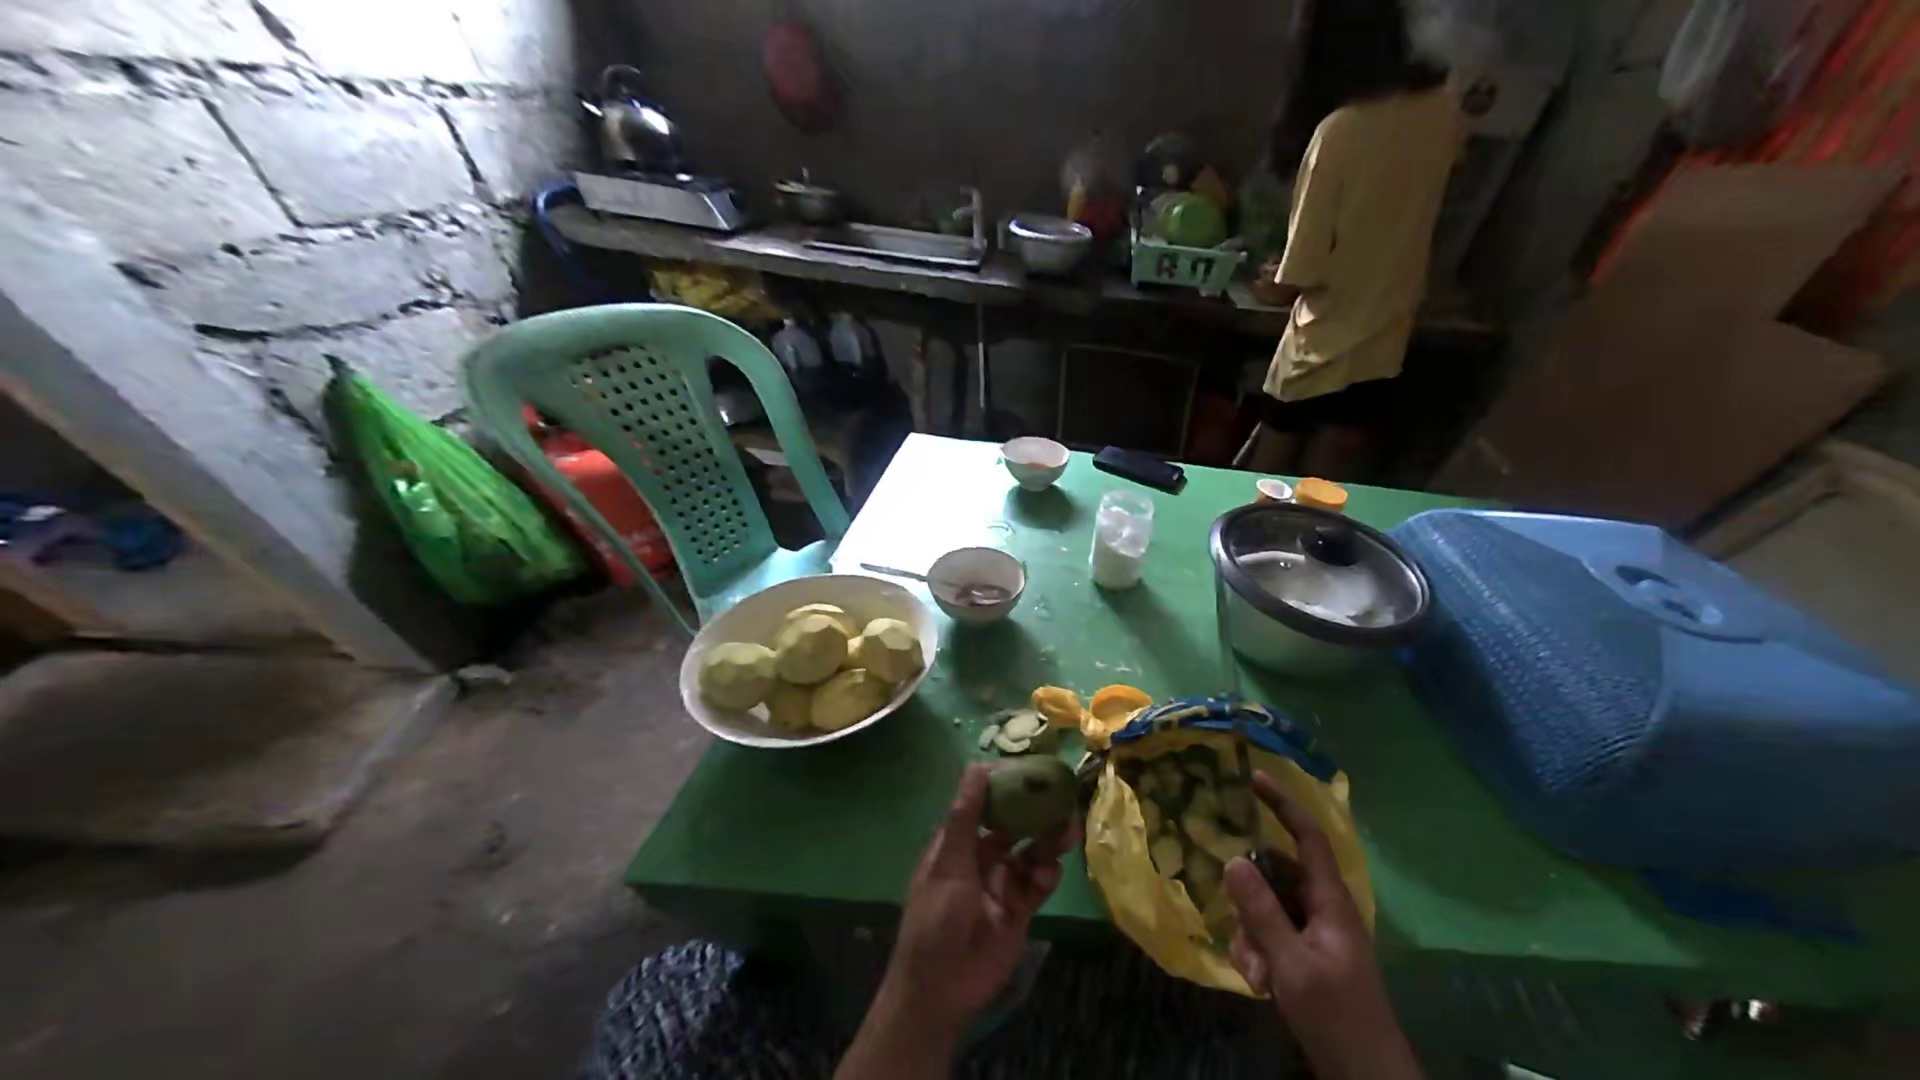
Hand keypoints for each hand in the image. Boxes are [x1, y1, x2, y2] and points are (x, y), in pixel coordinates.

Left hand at [836, 765, 1077, 1079]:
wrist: (942, 989)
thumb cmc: (936, 918)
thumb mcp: (949, 862)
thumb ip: (965, 816)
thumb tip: (977, 765)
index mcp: (958, 841)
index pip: (985, 803)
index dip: (1006, 786)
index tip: (1031, 770)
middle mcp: (982, 856)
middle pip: (1015, 826)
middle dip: (1037, 813)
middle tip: (1062, 799)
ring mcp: (1002, 882)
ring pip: (1031, 852)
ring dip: (1047, 841)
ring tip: (1068, 832)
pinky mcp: (1019, 909)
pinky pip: (1038, 883)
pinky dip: (1046, 875)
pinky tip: (1048, 874)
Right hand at [1225, 771, 1421, 1079]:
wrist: (1366, 1075)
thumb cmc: (1337, 1015)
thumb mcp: (1291, 964)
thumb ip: (1261, 911)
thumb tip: (1232, 859)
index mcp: (1330, 901)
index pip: (1307, 837)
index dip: (1283, 804)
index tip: (1252, 778)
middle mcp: (1321, 908)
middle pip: (1274, 876)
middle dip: (1249, 899)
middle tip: (1240, 930)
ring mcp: (1313, 932)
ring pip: (1266, 907)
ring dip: (1251, 934)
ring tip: (1255, 973)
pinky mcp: (1304, 953)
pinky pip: (1269, 933)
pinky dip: (1258, 952)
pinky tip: (1259, 982)